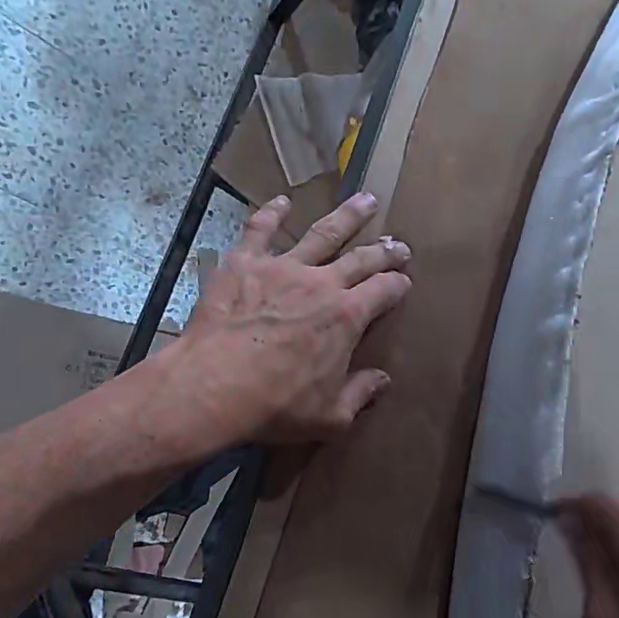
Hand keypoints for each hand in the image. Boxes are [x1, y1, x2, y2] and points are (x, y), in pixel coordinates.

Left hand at [165, 191, 411, 445]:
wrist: (214, 387)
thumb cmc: (276, 406)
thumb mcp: (330, 416)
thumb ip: (360, 394)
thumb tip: (382, 380)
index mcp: (347, 317)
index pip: (384, 291)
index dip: (398, 284)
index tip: (405, 281)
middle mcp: (321, 284)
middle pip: (362, 259)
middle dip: (385, 250)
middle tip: (399, 243)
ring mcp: (282, 268)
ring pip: (322, 234)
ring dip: (347, 217)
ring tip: (365, 200)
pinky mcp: (244, 263)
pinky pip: (260, 230)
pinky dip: (272, 213)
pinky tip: (282, 201)